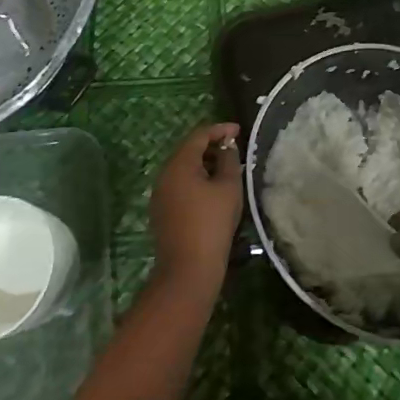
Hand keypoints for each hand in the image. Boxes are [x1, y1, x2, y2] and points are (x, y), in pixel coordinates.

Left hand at [149, 122, 242, 291]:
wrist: (188, 269)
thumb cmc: (212, 223)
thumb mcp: (228, 187)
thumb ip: (229, 160)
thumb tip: (227, 147)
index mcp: (179, 164)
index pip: (199, 135)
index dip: (220, 130)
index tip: (239, 130)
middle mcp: (164, 174)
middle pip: (188, 150)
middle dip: (211, 146)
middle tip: (234, 149)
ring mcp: (160, 193)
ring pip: (183, 169)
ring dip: (204, 164)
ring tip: (226, 169)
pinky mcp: (161, 211)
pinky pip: (179, 185)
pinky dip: (196, 180)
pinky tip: (212, 191)